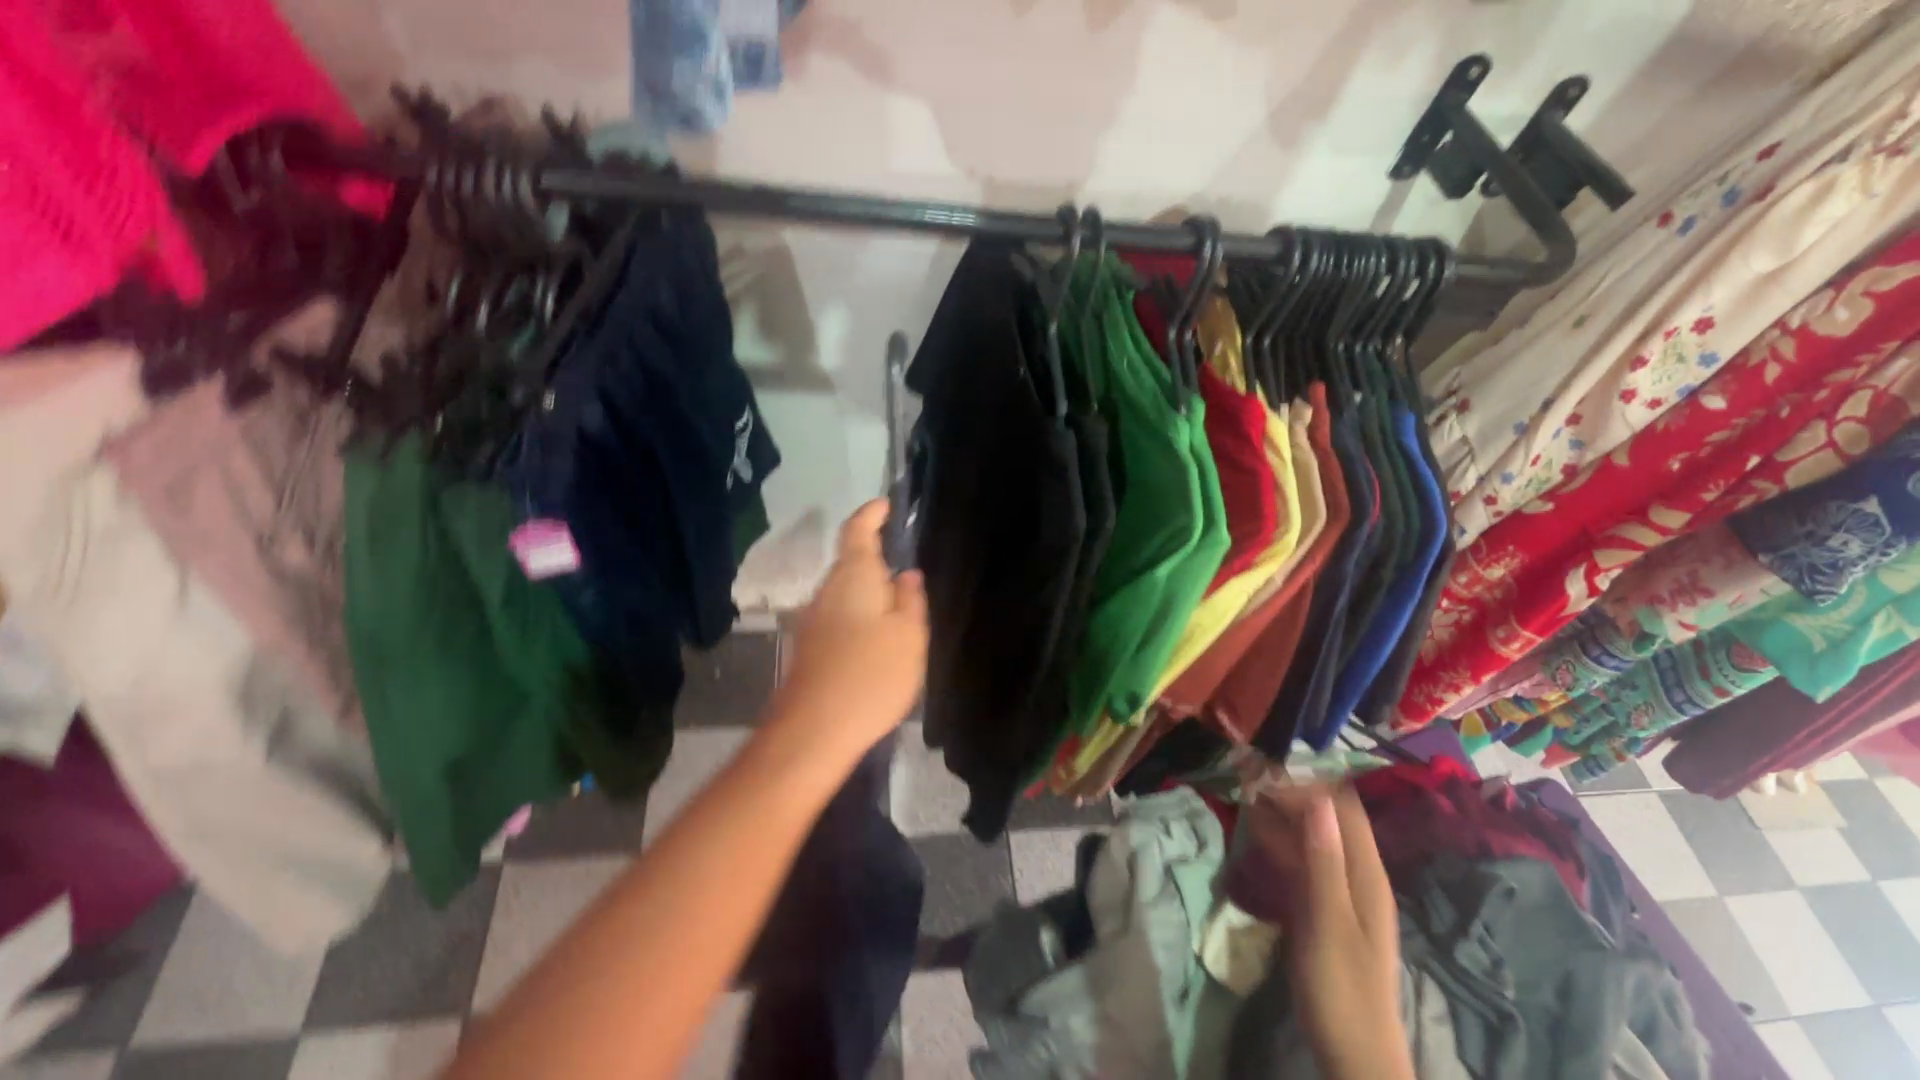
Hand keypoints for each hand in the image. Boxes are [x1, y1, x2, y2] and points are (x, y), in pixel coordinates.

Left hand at [770, 500, 928, 763]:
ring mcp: (813, 621)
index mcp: (853, 577)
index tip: (886, 506)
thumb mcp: (909, 636)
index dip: (871, 514)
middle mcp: (827, 591)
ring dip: (869, 596)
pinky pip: (839, 620)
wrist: (814, 730)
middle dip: (876, 563)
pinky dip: (859, 620)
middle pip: (851, 564)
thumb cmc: (871, 675)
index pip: (857, 530)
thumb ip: (911, 600)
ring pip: (846, 595)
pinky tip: (878, 645)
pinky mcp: (810, 649)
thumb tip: (906, 574)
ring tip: (900, 614)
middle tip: (909, 576)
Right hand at [1256, 786, 1413, 1079]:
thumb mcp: (1328, 922)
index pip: (1342, 807)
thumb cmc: (1342, 989)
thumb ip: (1323, 861)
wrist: (1355, 1053)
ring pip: (1312, 841)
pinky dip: (1282, 846)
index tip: (1268, 764)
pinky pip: (1303, 866)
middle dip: (1292, 794)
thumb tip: (1317, 800)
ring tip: (1246, 794)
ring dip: (1283, 816)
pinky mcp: (1323, 911)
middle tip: (1247, 774)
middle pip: (1327, 820)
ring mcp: (1340, 894)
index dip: (1310, 781)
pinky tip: (1256, 838)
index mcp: (1366, 874)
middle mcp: (1357, 875)